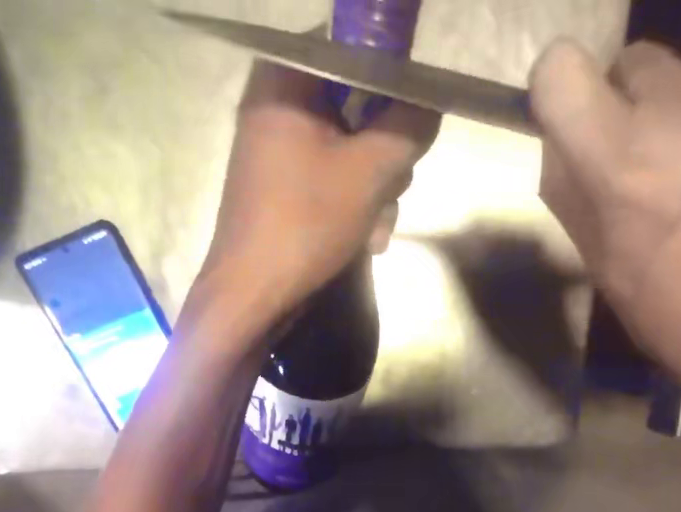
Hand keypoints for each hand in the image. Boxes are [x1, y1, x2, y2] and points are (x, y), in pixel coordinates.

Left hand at [204, 61, 440, 312]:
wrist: (252, 296)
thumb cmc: (306, 224)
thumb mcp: (370, 172)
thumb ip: (408, 127)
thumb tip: (428, 107)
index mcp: (285, 80)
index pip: (350, 46)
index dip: (389, 77)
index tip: (409, 116)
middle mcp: (276, 105)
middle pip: (356, 103)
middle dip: (384, 151)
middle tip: (392, 185)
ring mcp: (277, 150)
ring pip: (349, 149)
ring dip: (376, 189)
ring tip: (376, 228)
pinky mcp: (282, 188)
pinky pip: (332, 179)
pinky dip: (353, 206)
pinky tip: (365, 240)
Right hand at [531, 41, 680, 418]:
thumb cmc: (666, 307)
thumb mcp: (596, 257)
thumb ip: (570, 185)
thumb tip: (565, 137)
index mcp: (620, 159)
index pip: (560, 67)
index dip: (561, 91)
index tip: (575, 121)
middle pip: (635, 61)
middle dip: (629, 103)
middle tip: (646, 160)